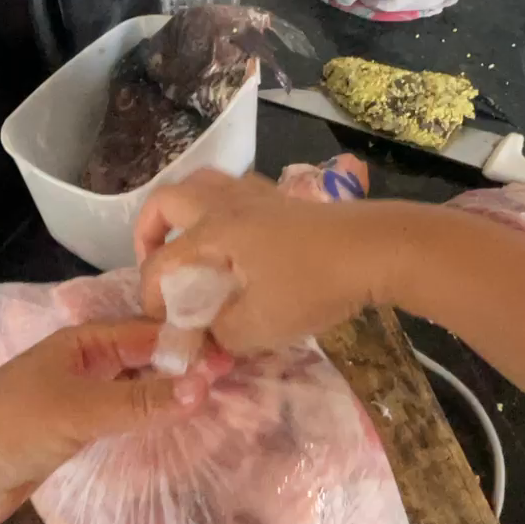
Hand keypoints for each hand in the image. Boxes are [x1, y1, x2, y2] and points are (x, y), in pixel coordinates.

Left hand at [0, 321, 229, 523]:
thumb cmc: (15, 426)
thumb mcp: (82, 409)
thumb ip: (142, 401)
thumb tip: (205, 387)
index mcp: (82, 341)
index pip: (146, 332)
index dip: (187, 343)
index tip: (231, 356)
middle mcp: (83, 361)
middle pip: (141, 356)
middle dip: (180, 364)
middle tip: (230, 377)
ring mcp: (78, 394)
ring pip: (132, 385)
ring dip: (165, 390)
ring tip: (212, 398)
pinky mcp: (73, 427)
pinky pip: (119, 414)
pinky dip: (145, 415)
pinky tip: (170, 422)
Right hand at [135, 169, 403, 352]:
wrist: (376, 250)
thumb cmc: (313, 286)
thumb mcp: (259, 326)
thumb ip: (219, 335)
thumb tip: (203, 339)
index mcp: (212, 232)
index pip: (162, 261)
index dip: (150, 295)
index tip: (163, 326)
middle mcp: (226, 204)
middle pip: (167, 198)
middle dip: (149, 230)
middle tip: (157, 264)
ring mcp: (256, 196)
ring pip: (202, 184)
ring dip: (183, 211)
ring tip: (188, 244)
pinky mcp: (282, 200)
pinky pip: (234, 191)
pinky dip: (219, 210)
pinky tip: (236, 240)